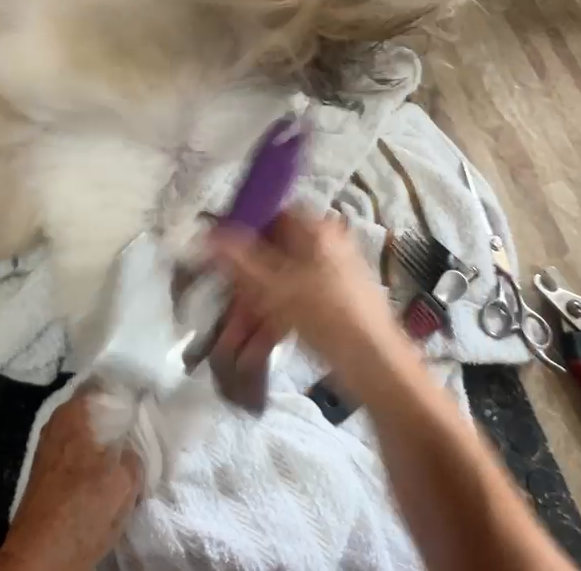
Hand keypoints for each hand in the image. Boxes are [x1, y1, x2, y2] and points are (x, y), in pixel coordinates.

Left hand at [0, 386, 140, 570]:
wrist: (39, 559)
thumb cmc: (81, 511)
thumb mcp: (124, 482)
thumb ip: (137, 454)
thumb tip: (136, 445)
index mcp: (73, 413)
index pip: (103, 382)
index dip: (128, 386)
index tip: (150, 393)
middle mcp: (57, 423)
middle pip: (96, 408)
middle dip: (121, 415)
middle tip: (147, 423)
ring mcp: (50, 449)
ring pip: (88, 432)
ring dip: (109, 440)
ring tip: (135, 449)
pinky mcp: (49, 474)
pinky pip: (80, 453)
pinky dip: (97, 457)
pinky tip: (112, 471)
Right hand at [208, 208, 411, 395]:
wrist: (377, 366)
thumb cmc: (326, 315)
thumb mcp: (274, 286)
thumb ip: (236, 259)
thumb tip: (203, 234)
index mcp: (316, 230)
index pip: (273, 213)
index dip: (243, 227)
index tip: (217, 250)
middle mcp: (325, 247)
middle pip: (272, 254)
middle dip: (242, 282)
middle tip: (221, 301)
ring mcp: (330, 278)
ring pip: (280, 285)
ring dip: (252, 310)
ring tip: (229, 337)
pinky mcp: (332, 307)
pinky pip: (293, 306)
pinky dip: (272, 322)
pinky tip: (250, 349)